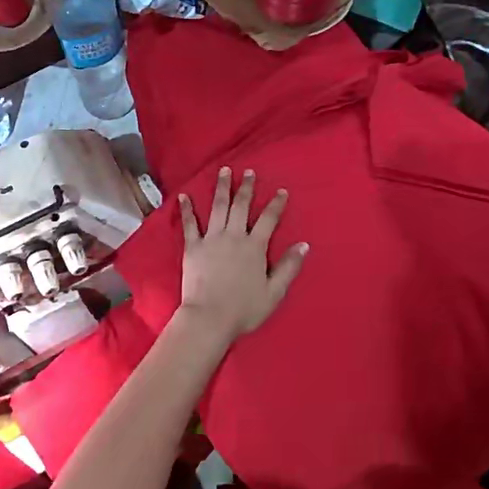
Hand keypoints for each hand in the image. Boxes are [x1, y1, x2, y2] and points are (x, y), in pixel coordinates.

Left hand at [176, 167, 308, 339]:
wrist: (209, 317)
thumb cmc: (244, 309)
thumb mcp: (274, 292)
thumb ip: (289, 267)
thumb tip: (304, 245)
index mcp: (255, 247)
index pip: (268, 219)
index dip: (276, 204)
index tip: (281, 191)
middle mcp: (233, 237)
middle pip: (241, 206)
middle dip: (246, 188)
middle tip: (248, 172)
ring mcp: (211, 239)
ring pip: (217, 207)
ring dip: (221, 187)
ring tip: (224, 171)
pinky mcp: (192, 247)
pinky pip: (189, 224)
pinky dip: (187, 209)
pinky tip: (184, 195)